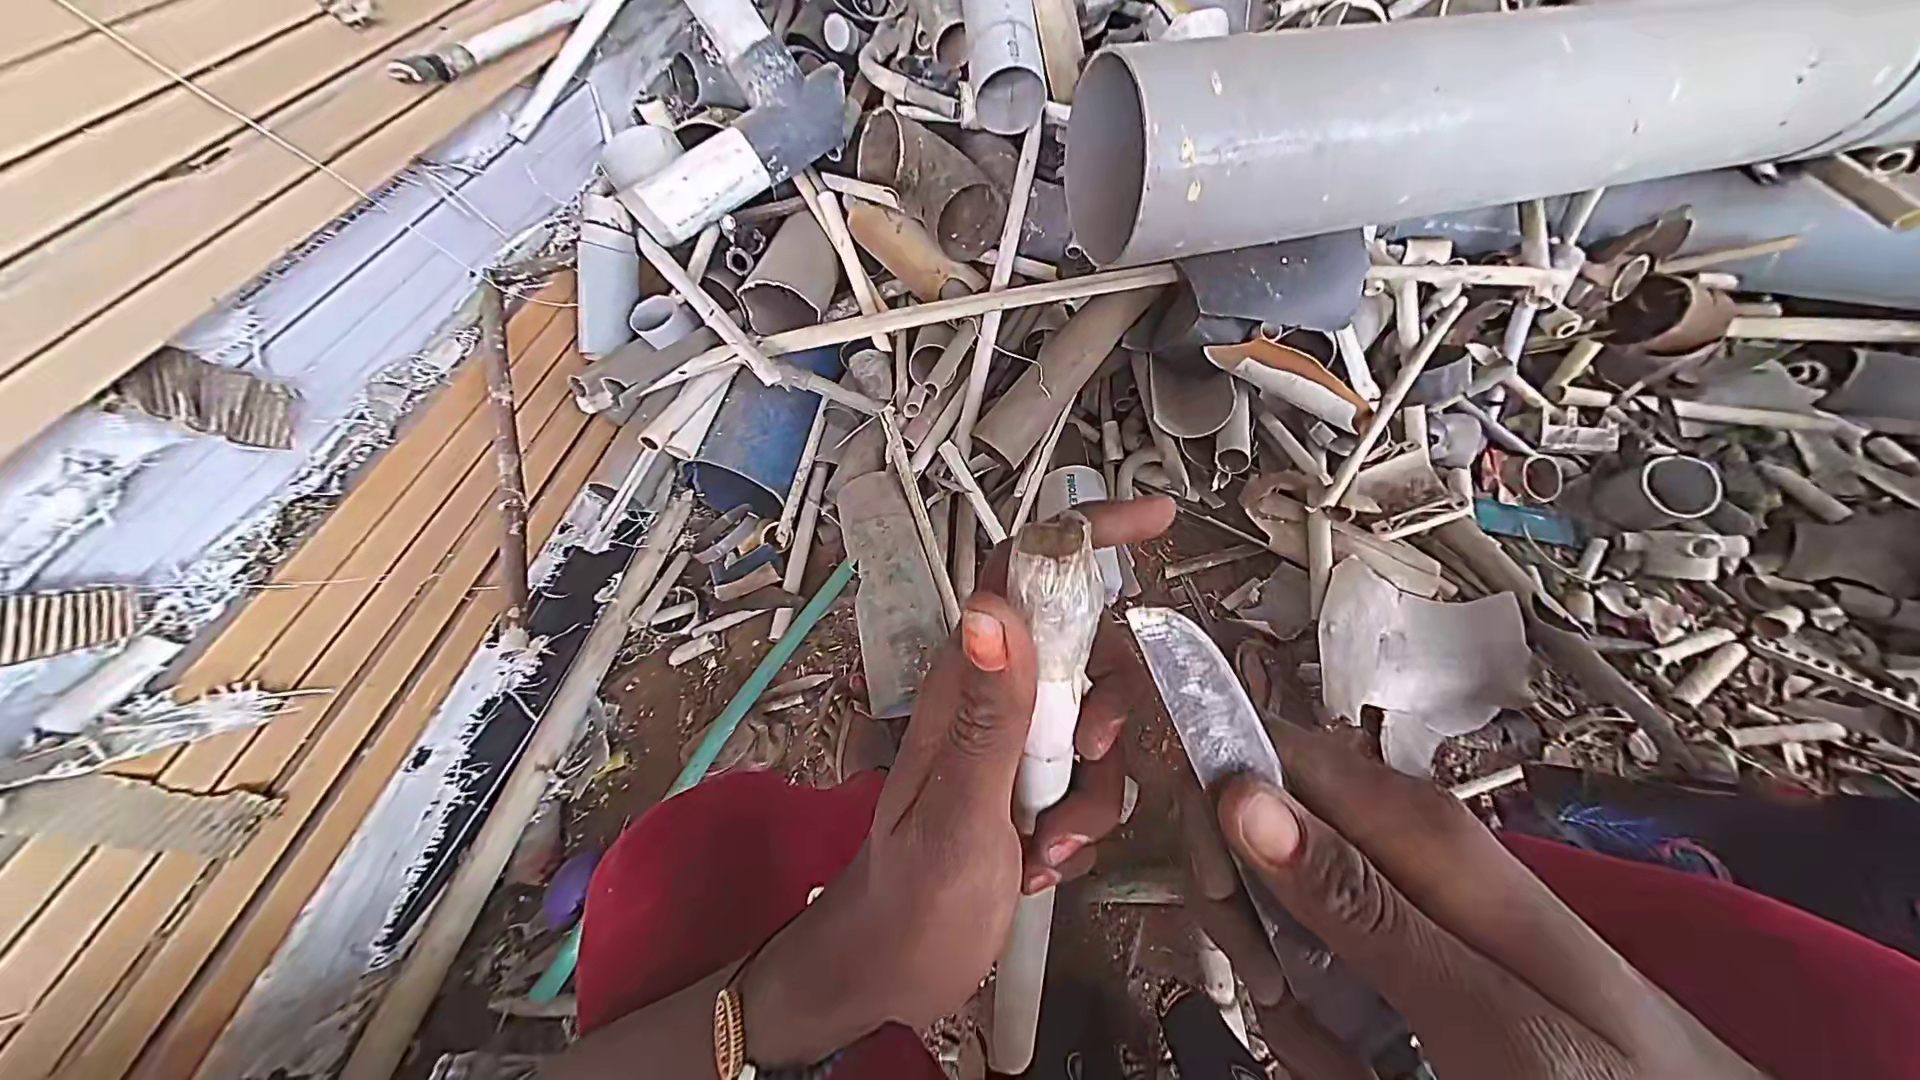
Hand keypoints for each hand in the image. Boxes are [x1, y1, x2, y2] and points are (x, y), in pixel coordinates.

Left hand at [736, 497, 1174, 1065]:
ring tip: (1052, 842)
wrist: (895, 966)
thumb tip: (997, 613)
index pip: (1021, 571)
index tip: (1155, 520)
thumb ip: (987, 714)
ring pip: (1097, 713)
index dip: (1084, 534)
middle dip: (1107, 703)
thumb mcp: (960, 810)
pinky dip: (1087, 813)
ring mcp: (1015, 734)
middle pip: (1081, 645)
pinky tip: (1048, 858)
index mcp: (967, 678)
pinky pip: (1092, 768)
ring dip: (1096, 784)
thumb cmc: (916, 898)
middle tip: (1090, 758)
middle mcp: (993, 691)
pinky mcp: (1031, 773)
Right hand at [1188, 721, 1762, 1078]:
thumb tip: (1238, 793)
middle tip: (1277, 985)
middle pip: (1246, 819)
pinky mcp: (1379, 928)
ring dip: (1272, 970)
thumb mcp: (1487, 1014)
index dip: (1213, 801)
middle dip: (1240, 903)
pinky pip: (1295, 944)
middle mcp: (1386, 829)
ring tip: (1335, 1044)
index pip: (1256, 744)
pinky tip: (1348, 1051)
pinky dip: (1300, 1002)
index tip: (1220, 889)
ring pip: (1262, 891)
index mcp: (1407, 819)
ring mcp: (1381, 881)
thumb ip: (1356, 900)